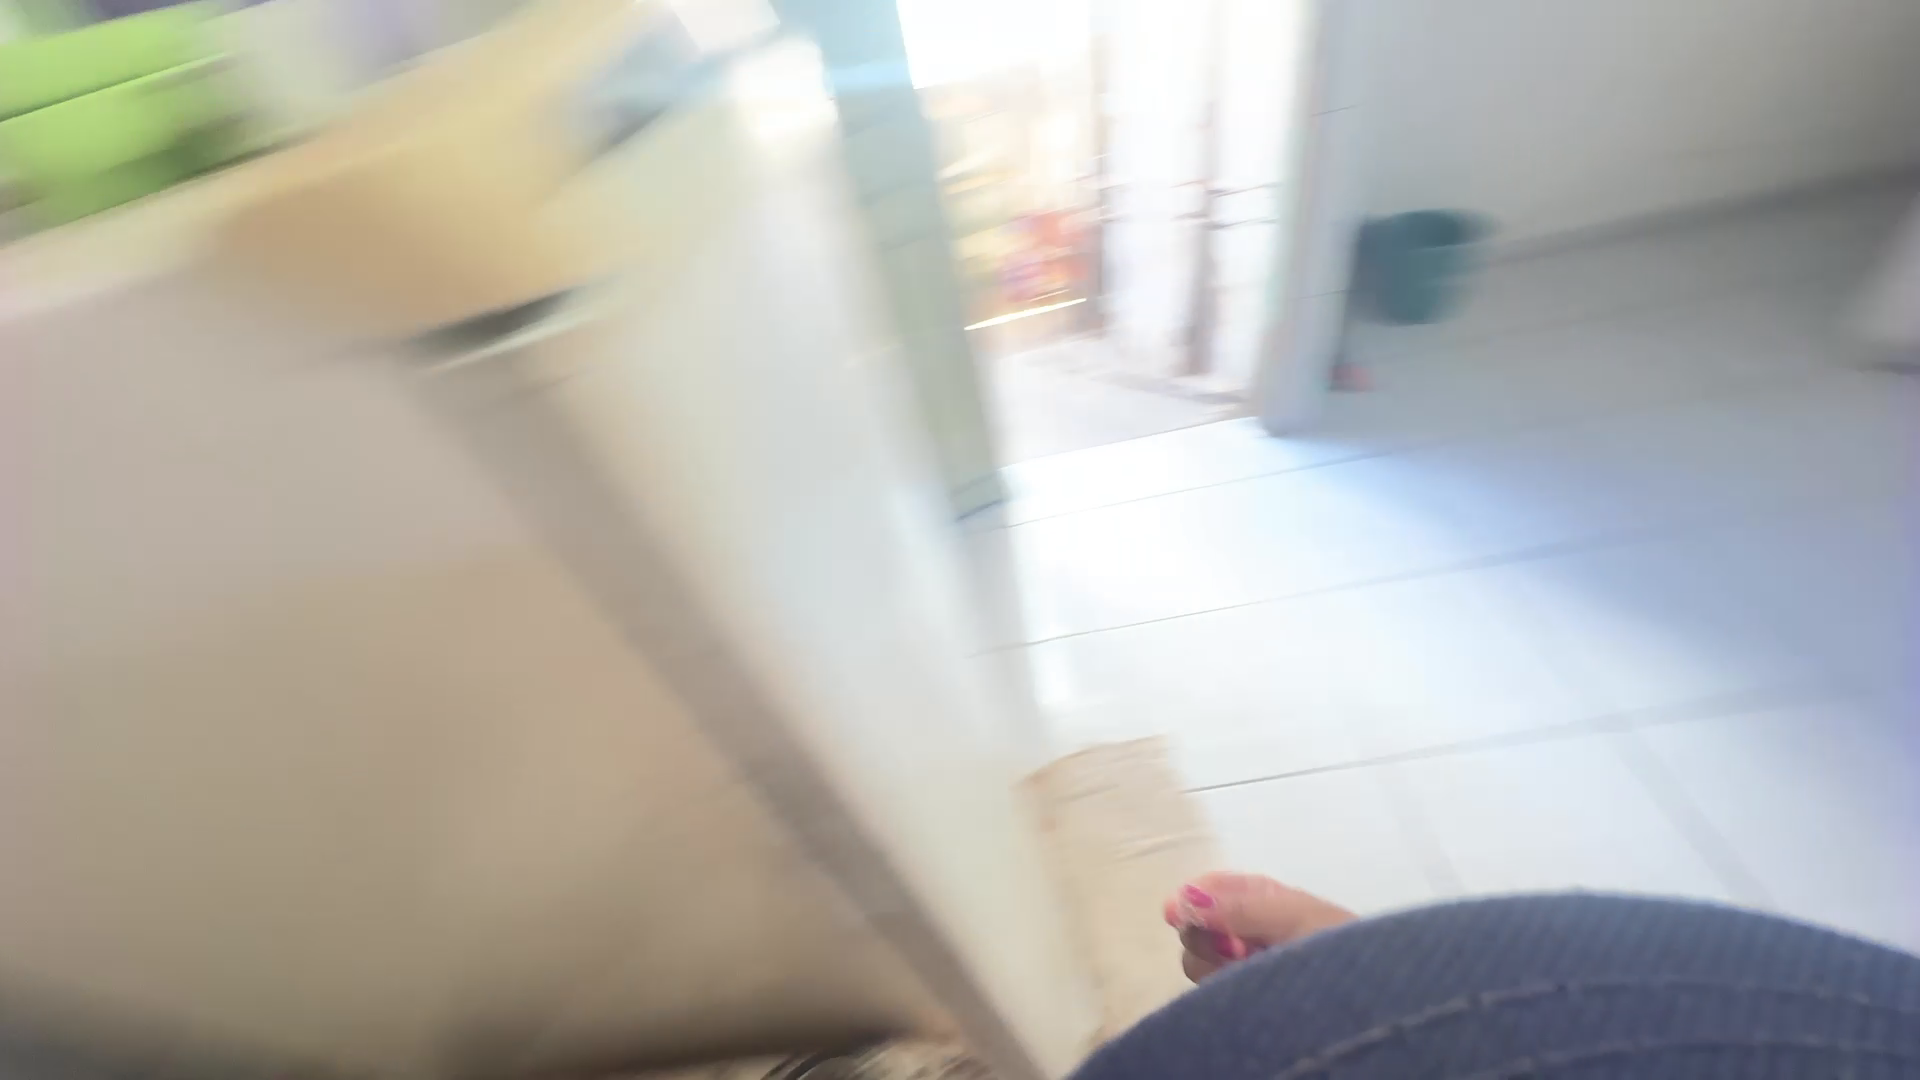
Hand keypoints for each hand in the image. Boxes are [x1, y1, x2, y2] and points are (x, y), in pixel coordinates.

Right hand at [1163, 870, 1356, 982]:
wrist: (1374, 997)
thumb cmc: (1339, 948)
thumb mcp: (1295, 916)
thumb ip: (1238, 908)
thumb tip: (1180, 901)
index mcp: (1260, 899)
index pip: (1208, 889)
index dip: (1190, 898)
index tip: (1177, 914)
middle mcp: (1247, 930)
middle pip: (1195, 924)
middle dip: (1203, 934)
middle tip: (1231, 949)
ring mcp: (1246, 968)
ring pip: (1197, 960)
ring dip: (1213, 965)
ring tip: (1247, 973)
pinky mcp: (1247, 999)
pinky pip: (1212, 992)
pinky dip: (1221, 989)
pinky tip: (1244, 989)